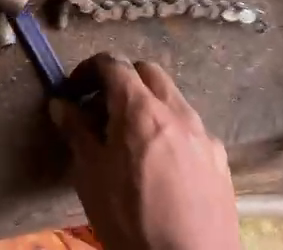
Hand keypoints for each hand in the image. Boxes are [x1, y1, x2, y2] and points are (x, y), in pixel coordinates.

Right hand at [51, 55, 238, 249]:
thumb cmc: (131, 219)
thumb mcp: (90, 175)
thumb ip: (76, 131)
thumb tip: (61, 104)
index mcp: (140, 109)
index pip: (113, 64)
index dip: (89, 69)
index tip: (75, 90)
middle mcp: (177, 113)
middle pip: (148, 73)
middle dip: (123, 79)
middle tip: (102, 108)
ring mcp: (204, 138)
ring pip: (173, 100)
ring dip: (149, 104)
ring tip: (132, 139)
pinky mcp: (222, 164)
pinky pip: (192, 131)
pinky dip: (171, 131)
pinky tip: (162, 165)